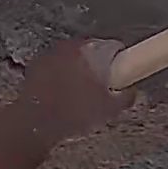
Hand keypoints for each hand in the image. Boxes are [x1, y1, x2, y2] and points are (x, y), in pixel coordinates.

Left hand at [0, 38, 135, 152]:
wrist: (35, 123)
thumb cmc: (75, 114)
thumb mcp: (110, 110)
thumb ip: (127, 95)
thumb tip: (132, 87)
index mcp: (92, 51)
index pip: (115, 47)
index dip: (121, 62)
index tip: (120, 76)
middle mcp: (72, 45)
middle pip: (94, 50)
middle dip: (99, 65)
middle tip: (101, 88)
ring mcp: (52, 52)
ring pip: (74, 57)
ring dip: (79, 68)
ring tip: (80, 93)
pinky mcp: (37, 62)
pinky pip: (57, 64)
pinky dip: (61, 73)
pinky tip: (61, 94)